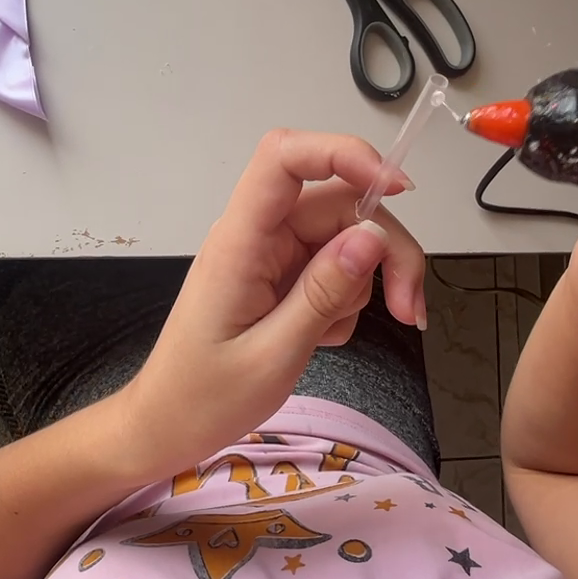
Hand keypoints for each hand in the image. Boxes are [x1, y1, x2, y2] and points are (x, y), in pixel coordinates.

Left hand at [119, 130, 427, 478]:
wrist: (169, 425)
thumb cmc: (204, 398)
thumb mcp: (273, 354)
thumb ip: (323, 293)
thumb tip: (373, 235)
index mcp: (239, 242)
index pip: (284, 158)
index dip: (344, 154)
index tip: (397, 190)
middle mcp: (255, 236)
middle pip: (338, 203)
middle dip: (385, 249)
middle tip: (409, 309)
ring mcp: (268, 255)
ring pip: (343, 237)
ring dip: (363, 283)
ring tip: (336, 335)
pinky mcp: (279, 276)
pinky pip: (332, 269)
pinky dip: (343, 301)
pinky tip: (321, 337)